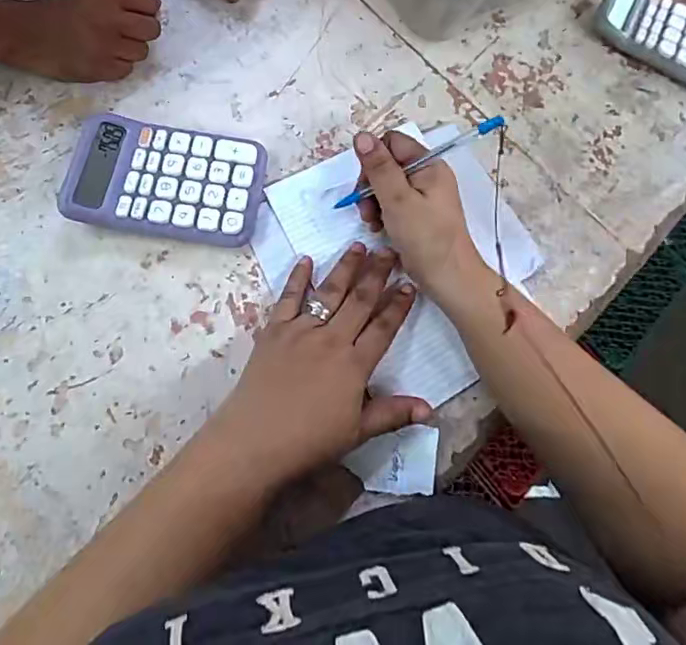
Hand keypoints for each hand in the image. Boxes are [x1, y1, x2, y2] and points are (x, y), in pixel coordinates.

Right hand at [0, 0, 159, 81]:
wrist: (23, 33)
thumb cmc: (55, 10)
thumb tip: (146, 12)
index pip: (151, 2)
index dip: (146, 10)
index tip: (137, 14)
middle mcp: (112, 19)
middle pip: (152, 30)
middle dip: (143, 31)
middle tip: (127, 33)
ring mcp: (108, 47)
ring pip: (142, 52)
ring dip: (130, 50)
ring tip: (111, 47)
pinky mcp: (100, 69)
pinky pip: (126, 70)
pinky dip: (118, 66)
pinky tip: (103, 59)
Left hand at [204, 246, 427, 485]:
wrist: (254, 440)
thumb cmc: (309, 441)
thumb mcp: (357, 432)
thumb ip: (392, 414)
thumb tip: (431, 409)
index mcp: (354, 365)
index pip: (383, 328)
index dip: (398, 306)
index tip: (410, 285)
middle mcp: (331, 340)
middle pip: (359, 301)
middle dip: (377, 274)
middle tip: (389, 251)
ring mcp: (301, 331)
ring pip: (329, 292)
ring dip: (345, 267)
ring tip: (358, 246)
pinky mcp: (274, 330)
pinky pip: (289, 297)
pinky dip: (298, 277)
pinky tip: (306, 260)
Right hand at [352, 131, 488, 299]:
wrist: (451, 280)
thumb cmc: (425, 239)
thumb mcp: (396, 200)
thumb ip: (378, 167)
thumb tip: (361, 135)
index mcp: (429, 164)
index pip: (392, 142)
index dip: (373, 160)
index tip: (366, 185)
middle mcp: (429, 175)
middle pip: (387, 164)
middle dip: (371, 184)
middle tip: (366, 211)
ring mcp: (426, 195)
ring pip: (388, 184)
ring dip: (374, 201)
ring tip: (373, 223)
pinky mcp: (421, 213)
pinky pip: (395, 202)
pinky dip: (383, 212)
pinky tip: (380, 228)